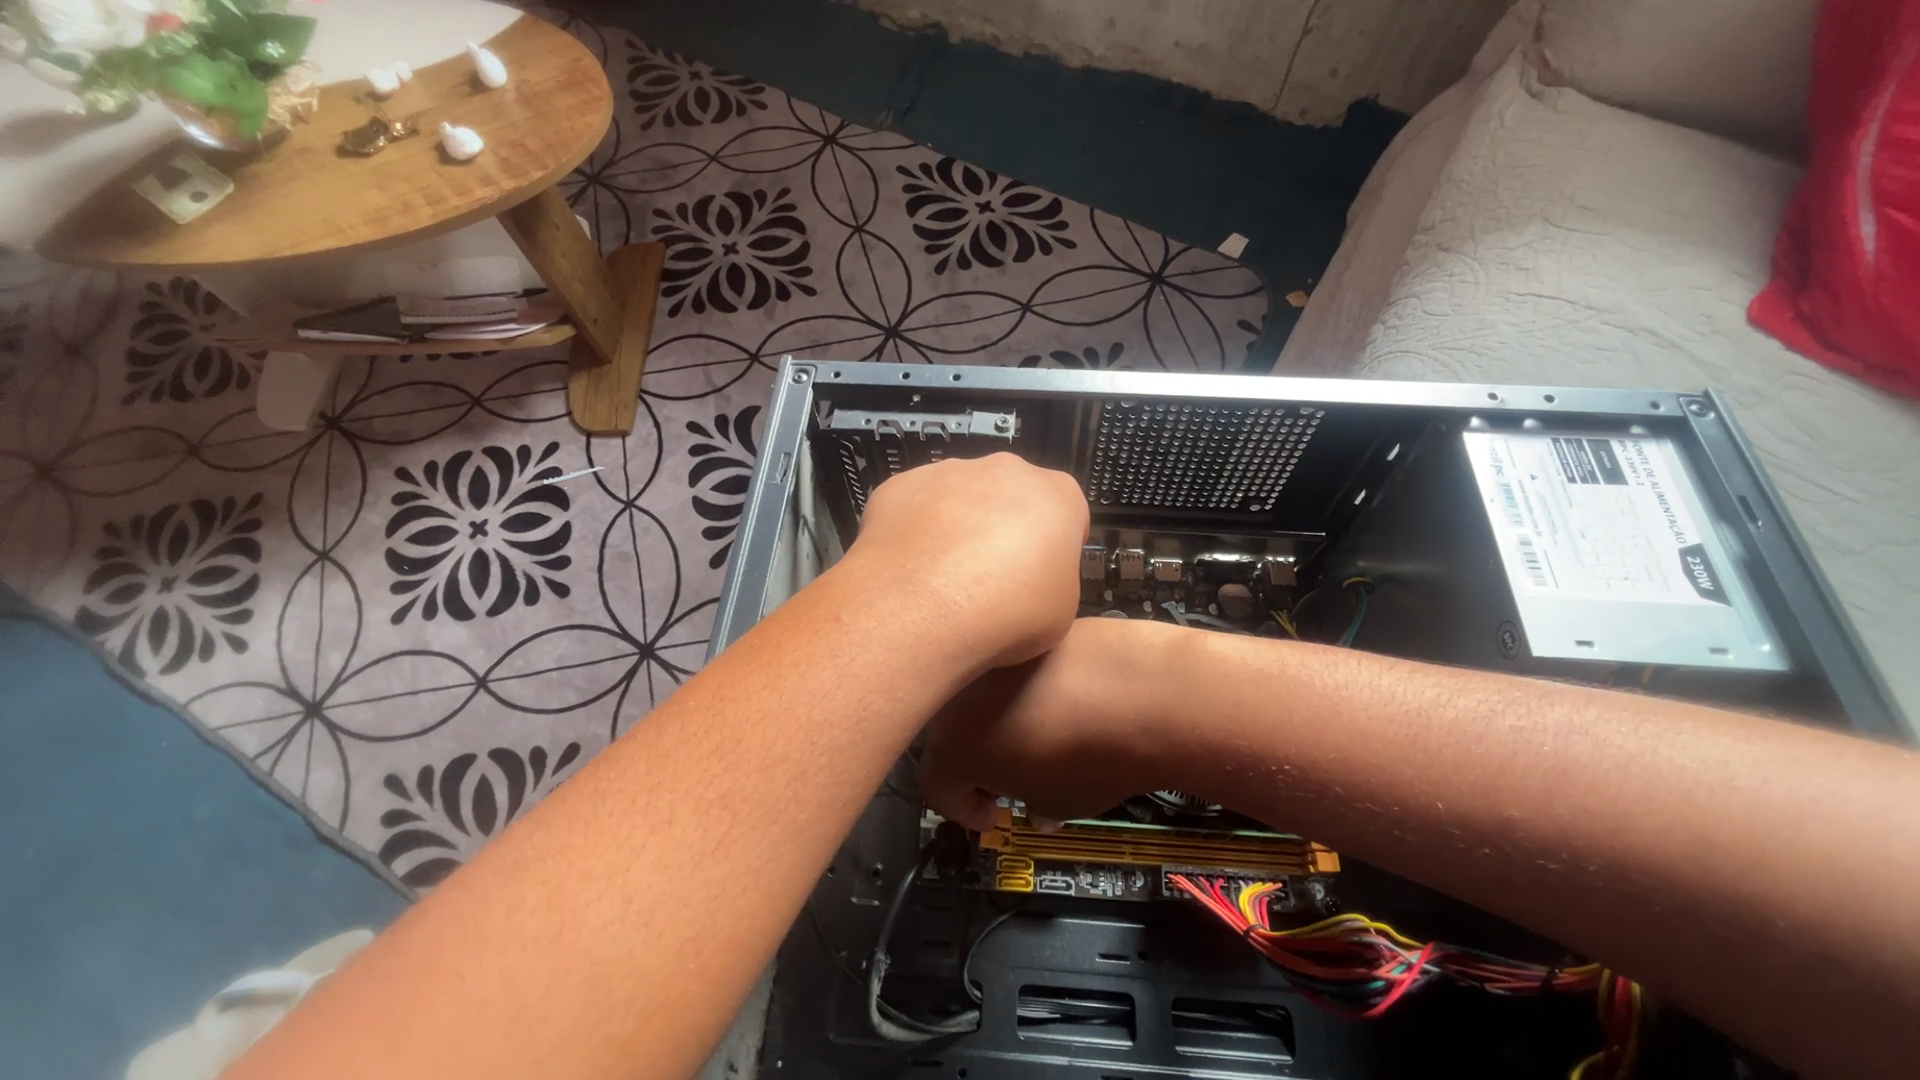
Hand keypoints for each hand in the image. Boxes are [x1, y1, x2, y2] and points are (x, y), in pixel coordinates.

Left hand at [835, 453, 1089, 672]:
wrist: (924, 606)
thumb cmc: (1007, 611)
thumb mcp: (1063, 609)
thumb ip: (1056, 578)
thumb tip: (1035, 578)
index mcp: (1058, 495)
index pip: (1067, 513)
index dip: (1056, 547)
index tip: (1041, 575)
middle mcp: (1006, 471)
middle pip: (1013, 496)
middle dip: (1006, 529)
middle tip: (994, 578)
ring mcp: (950, 472)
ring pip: (962, 496)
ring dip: (960, 527)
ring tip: (948, 577)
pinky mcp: (903, 484)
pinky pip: (917, 505)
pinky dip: (918, 529)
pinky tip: (915, 568)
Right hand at [917, 617, 1185, 830]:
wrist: (1146, 693)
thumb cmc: (1093, 759)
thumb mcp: (1059, 804)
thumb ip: (1033, 806)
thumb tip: (1038, 808)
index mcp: (953, 745)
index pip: (936, 788)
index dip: (964, 811)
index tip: (995, 814)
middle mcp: (960, 695)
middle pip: (952, 735)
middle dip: (977, 761)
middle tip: (1012, 779)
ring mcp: (995, 657)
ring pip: (982, 695)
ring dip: (1001, 719)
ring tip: (1043, 736)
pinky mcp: (1029, 633)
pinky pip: (1017, 667)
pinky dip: (1031, 687)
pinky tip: (1066, 700)